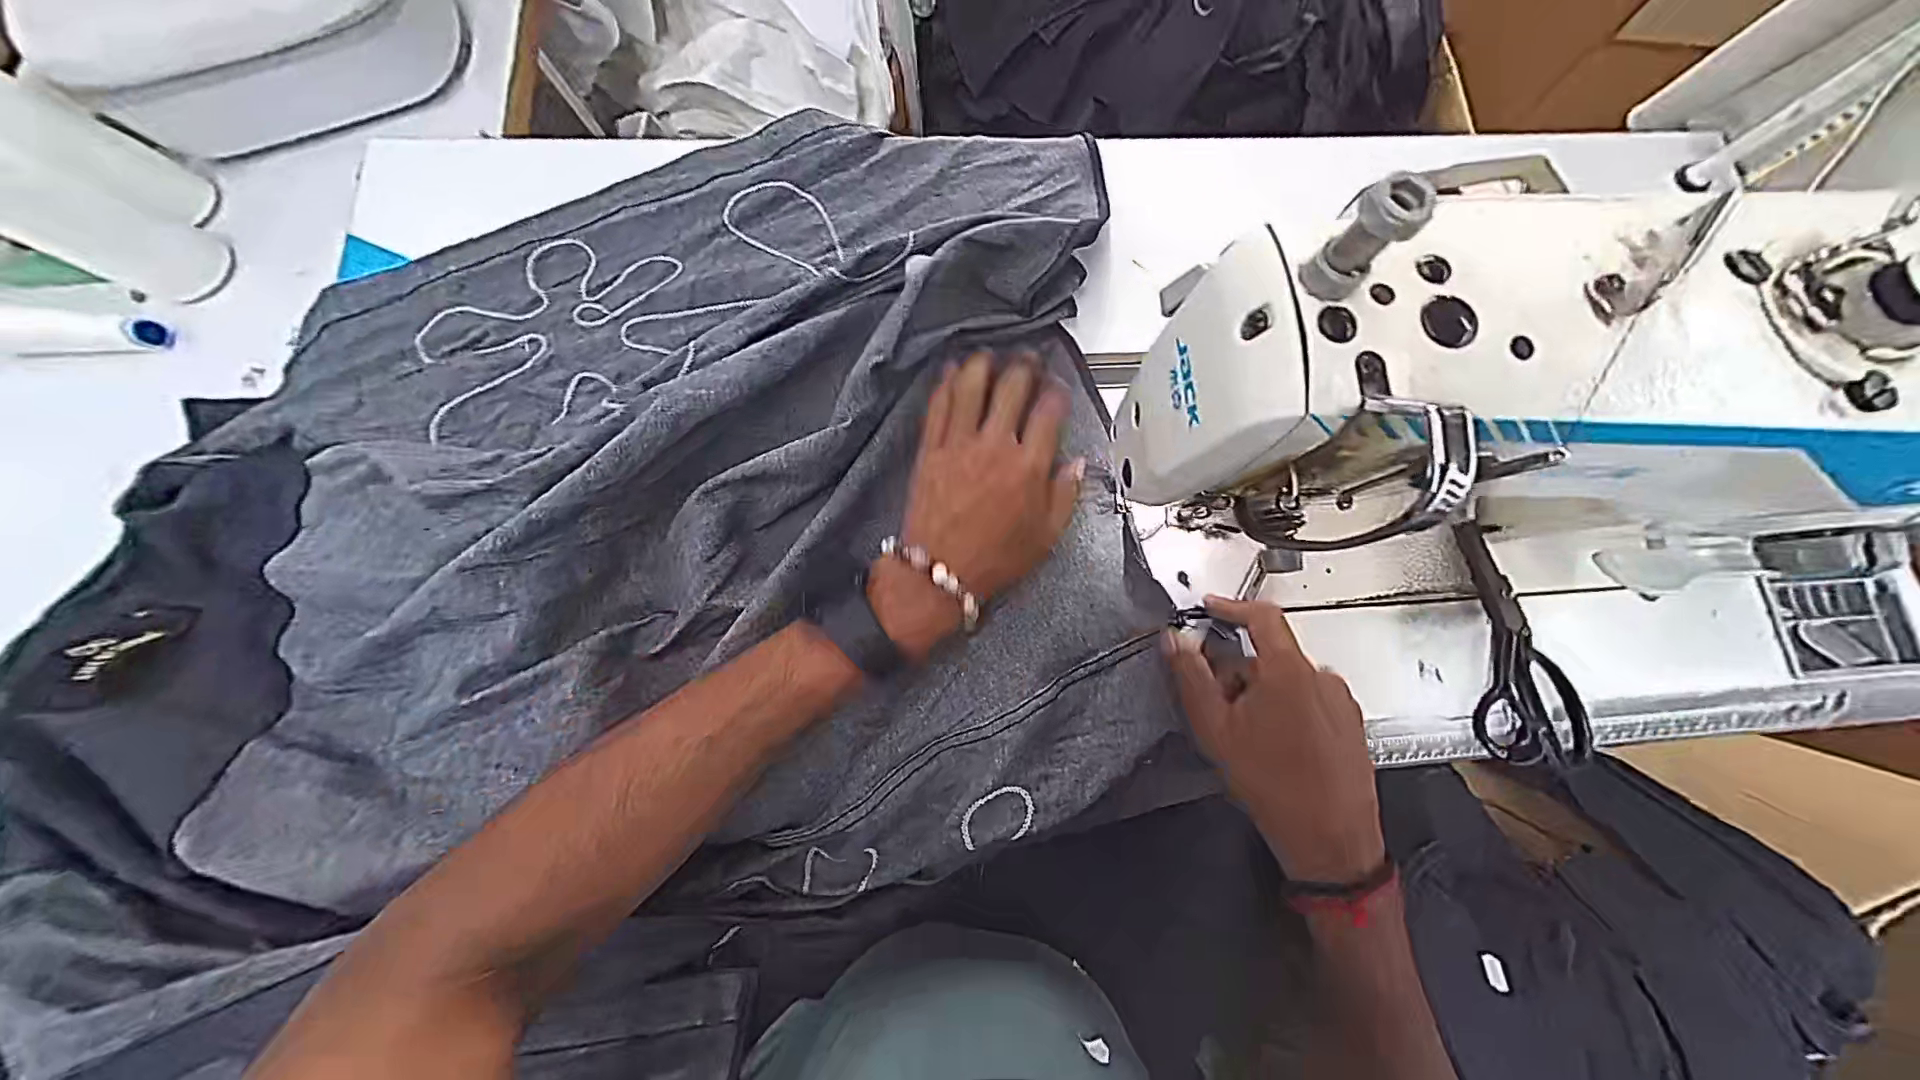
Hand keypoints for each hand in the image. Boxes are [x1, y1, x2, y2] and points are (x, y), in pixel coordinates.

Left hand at [868, 349, 1084, 659]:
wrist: (940, 572)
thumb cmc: (994, 558)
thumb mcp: (1046, 536)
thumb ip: (1065, 495)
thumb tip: (1077, 465)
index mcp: (1028, 467)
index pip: (1049, 412)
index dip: (1057, 392)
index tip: (1057, 389)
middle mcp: (995, 447)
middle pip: (1013, 387)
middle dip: (1025, 366)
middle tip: (1029, 359)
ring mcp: (959, 445)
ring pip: (972, 386)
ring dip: (984, 363)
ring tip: (991, 355)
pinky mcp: (930, 449)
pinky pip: (939, 406)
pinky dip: (947, 383)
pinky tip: (953, 370)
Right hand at [1166, 595, 1385, 882]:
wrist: (1330, 839)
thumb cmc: (1277, 787)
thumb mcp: (1215, 728)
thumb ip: (1191, 676)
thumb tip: (1175, 642)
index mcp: (1289, 671)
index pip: (1261, 616)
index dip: (1231, 607)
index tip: (1212, 608)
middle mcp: (1321, 679)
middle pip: (1269, 654)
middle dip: (1237, 670)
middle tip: (1217, 702)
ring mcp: (1340, 702)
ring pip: (1288, 679)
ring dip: (1261, 692)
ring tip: (1246, 735)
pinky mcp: (1350, 724)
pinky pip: (1309, 699)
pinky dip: (1286, 709)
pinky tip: (1273, 746)